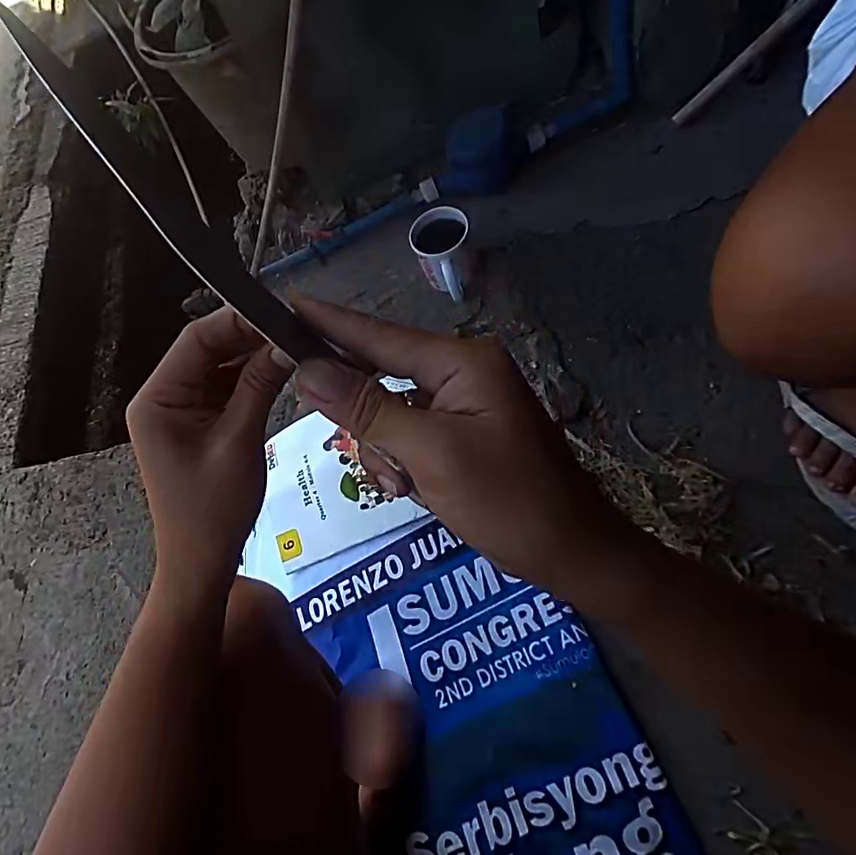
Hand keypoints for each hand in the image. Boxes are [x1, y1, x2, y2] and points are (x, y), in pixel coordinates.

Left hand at [125, 308, 293, 592]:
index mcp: (157, 399)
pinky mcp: (199, 425)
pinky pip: (227, 391)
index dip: (238, 321)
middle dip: (251, 340)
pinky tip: (283, 374)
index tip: (282, 313)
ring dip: (255, 361)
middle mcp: (163, 398)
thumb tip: (286, 344)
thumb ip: (260, 387)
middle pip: (209, 351)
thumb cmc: (213, 510)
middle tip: (298, 332)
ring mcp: (182, 412)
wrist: (202, 562)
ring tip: (297, 350)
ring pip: (221, 369)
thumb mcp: (240, 442)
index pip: (196, 340)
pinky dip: (253, 382)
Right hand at [290, 297, 638, 587]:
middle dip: (367, 422)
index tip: (284, 304)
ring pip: (391, 414)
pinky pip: (411, 436)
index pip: (380, 336)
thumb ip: (368, 409)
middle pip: (382, 378)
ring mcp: (463, 405)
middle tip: (364, 451)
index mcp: (462, 362)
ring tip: (405, 487)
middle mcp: (461, 373)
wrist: (571, 550)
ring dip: (386, 451)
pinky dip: (403, 464)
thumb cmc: (509, 500)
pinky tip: (414, 490)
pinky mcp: (462, 434)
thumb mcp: (432, 454)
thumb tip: (309, 369)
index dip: (329, 323)